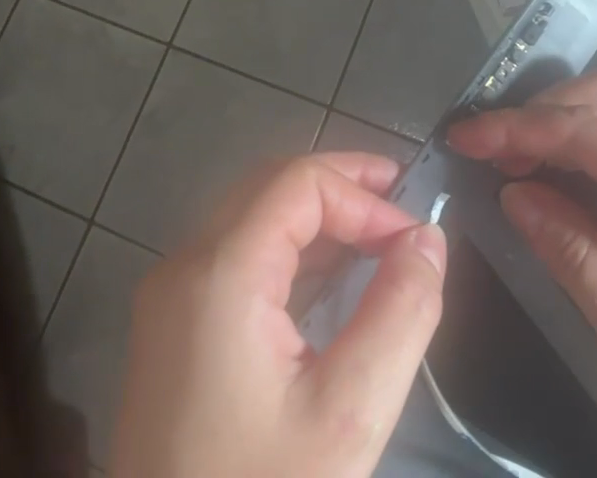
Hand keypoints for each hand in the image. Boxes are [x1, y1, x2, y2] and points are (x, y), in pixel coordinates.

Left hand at [108, 153, 446, 477]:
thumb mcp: (348, 413)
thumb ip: (399, 313)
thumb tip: (426, 239)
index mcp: (219, 274)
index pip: (298, 183)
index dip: (364, 196)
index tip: (415, 239)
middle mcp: (184, 268)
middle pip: (270, 187)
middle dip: (342, 188)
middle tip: (404, 206)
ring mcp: (170, 298)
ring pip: (252, 218)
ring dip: (318, 216)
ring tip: (380, 237)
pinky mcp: (173, 329)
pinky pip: (237, 258)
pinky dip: (292, 250)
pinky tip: (334, 278)